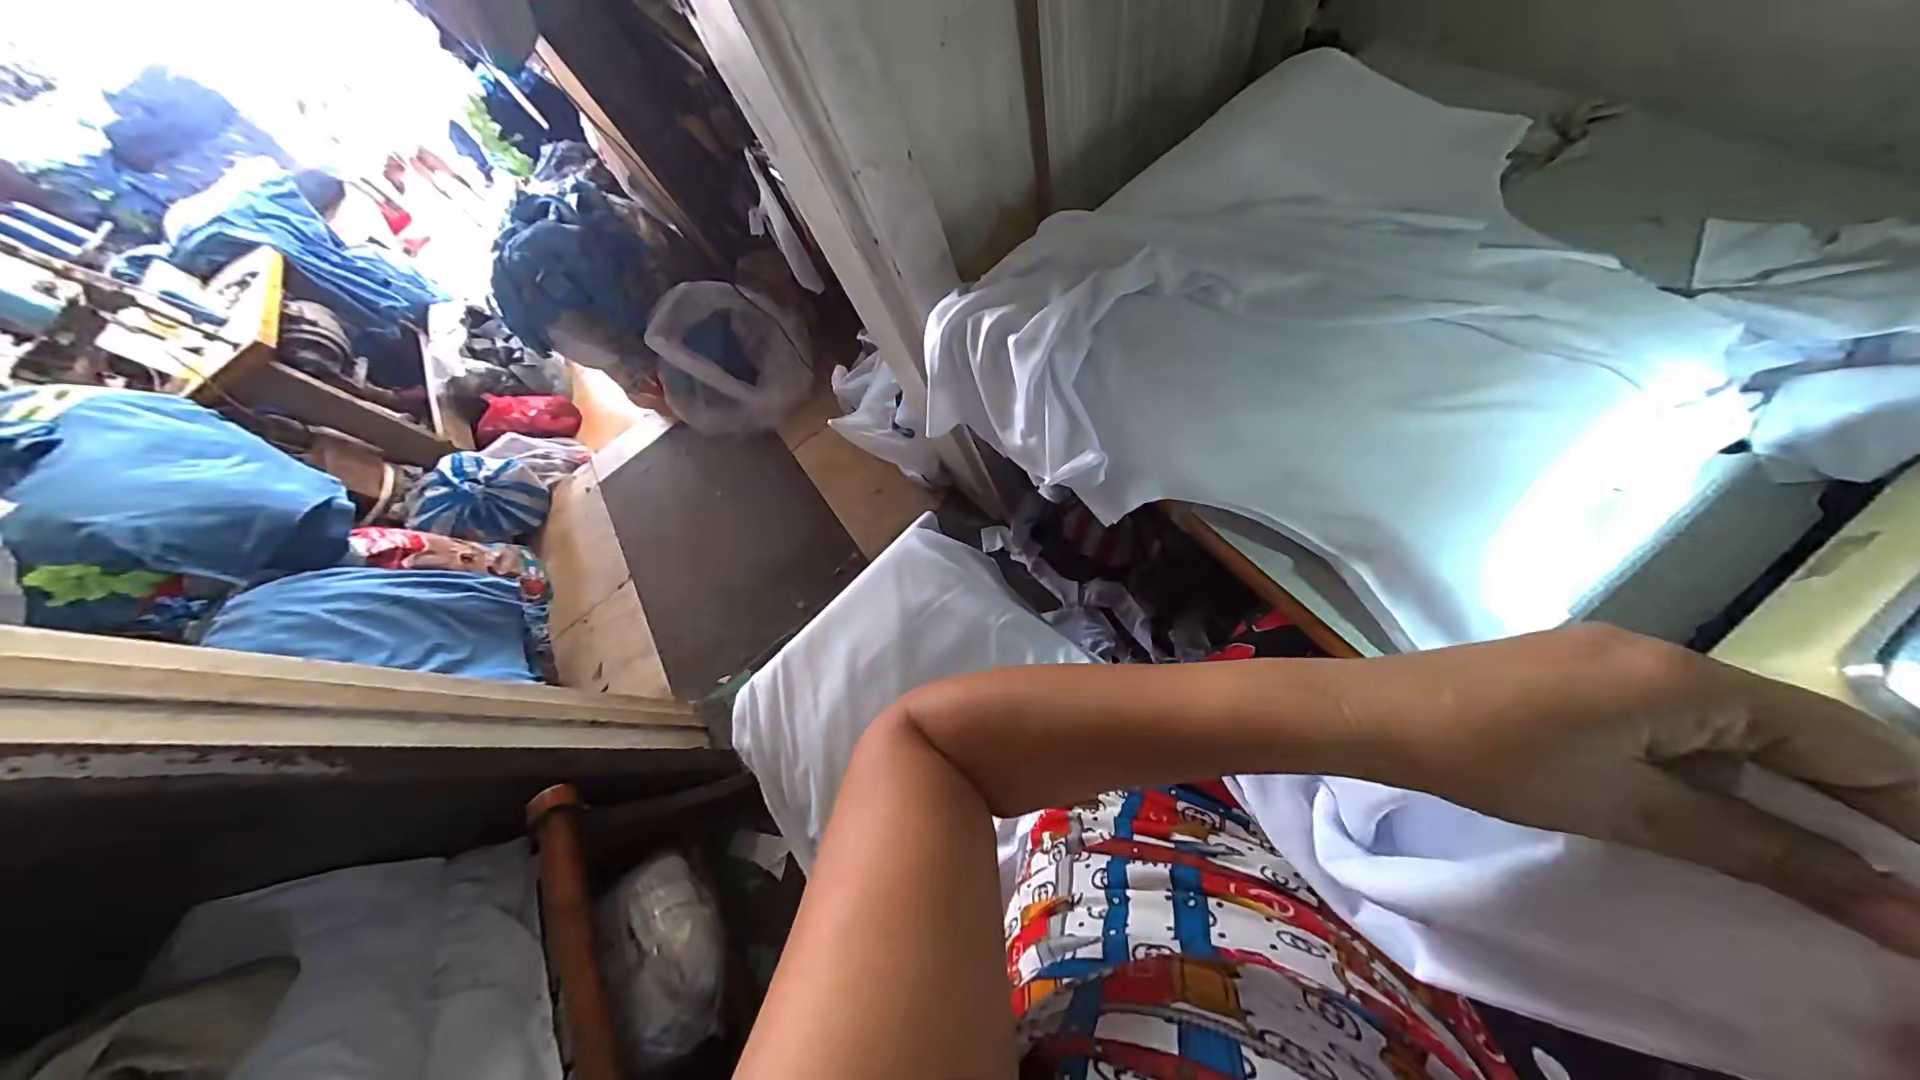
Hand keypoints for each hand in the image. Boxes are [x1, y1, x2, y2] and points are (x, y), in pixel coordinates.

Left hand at [1359, 623, 1919, 954]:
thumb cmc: (1495, 760)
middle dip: (1843, 801)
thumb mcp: (1632, 810)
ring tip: (1807, 855)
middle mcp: (1657, 651)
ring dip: (1768, 783)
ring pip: (1723, 721)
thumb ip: (1764, 850)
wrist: (1379, 712)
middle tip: (1879, 879)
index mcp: (1688, 677)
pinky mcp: (1567, 666)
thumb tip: (1906, 912)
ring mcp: (1605, 653)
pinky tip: (1704, 803)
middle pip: (1789, 728)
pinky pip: (1662, 711)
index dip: (1909, 813)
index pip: (1850, 743)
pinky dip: (1699, 759)